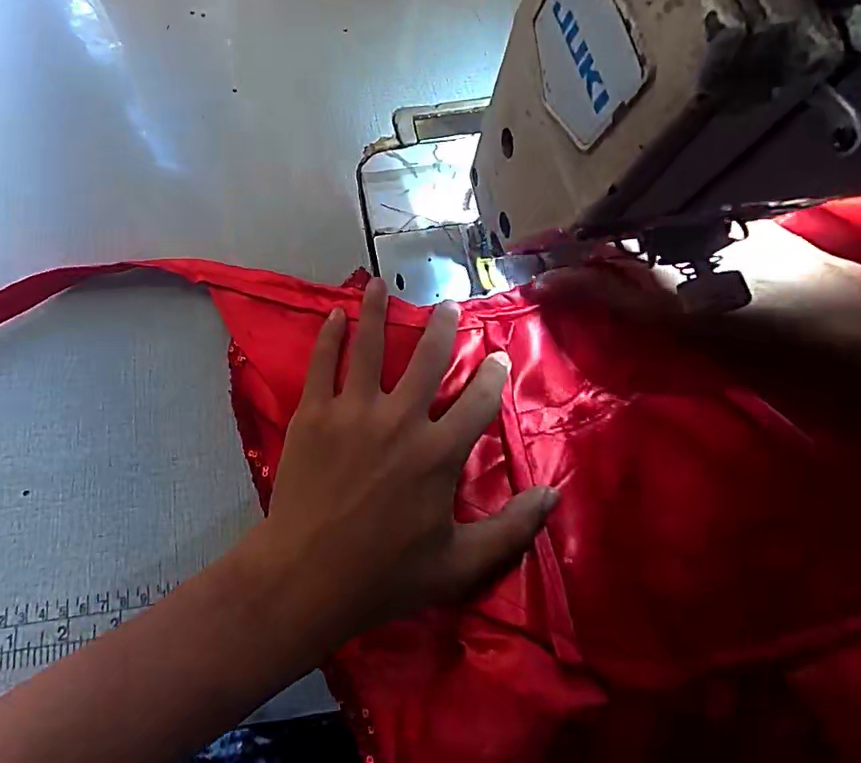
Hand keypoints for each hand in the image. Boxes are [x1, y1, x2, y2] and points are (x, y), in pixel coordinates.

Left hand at [247, 276, 557, 644]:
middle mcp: (400, 420)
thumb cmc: (386, 574)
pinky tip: (335, 315)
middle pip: (428, 359)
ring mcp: (354, 412)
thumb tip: (553, 495)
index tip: (498, 357)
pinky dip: (330, 336)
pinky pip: (323, 363)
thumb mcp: (460, 563)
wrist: (307, 577)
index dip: (493, 375)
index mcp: (438, 453)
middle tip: (448, 305)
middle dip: (443, 327)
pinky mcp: (315, 414)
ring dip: (378, 311)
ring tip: (380, 283)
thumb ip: (511, 529)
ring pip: (372, 347)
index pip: (479, 401)